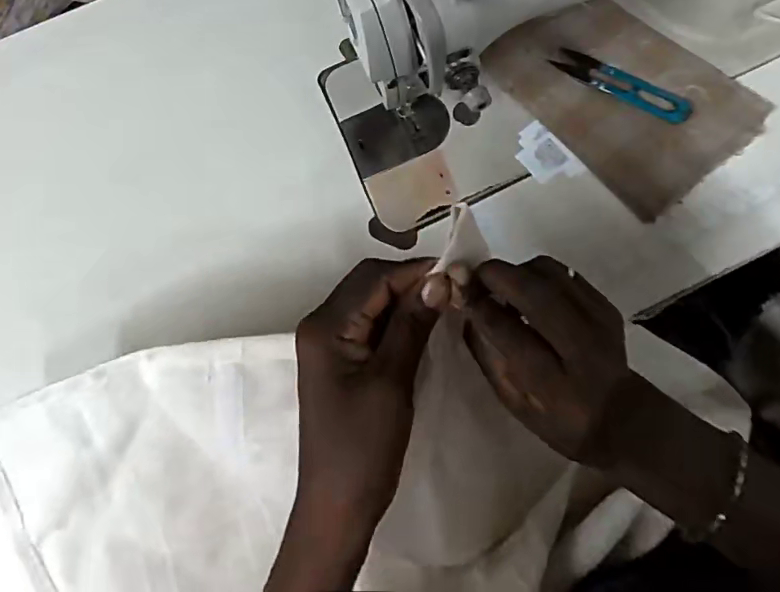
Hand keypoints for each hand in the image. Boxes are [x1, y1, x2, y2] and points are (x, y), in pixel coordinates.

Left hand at [289, 257, 437, 527]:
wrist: (337, 509)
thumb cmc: (362, 449)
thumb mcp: (391, 381)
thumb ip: (412, 325)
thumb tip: (439, 279)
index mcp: (325, 326)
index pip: (374, 278)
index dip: (416, 271)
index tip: (457, 273)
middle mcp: (321, 324)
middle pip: (370, 283)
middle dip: (412, 280)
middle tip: (455, 287)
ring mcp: (330, 341)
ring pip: (373, 300)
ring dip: (407, 296)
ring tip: (448, 299)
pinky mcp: (342, 358)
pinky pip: (372, 322)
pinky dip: (399, 317)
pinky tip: (427, 321)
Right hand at [454, 256, 643, 467]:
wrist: (623, 418)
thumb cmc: (561, 420)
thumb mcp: (517, 404)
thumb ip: (489, 358)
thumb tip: (468, 315)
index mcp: (552, 383)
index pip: (509, 332)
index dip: (482, 308)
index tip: (462, 294)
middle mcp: (579, 346)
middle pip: (534, 291)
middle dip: (497, 276)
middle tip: (477, 277)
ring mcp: (597, 320)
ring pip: (550, 272)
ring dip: (519, 271)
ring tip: (506, 286)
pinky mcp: (606, 305)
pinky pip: (566, 273)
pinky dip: (542, 275)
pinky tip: (533, 290)